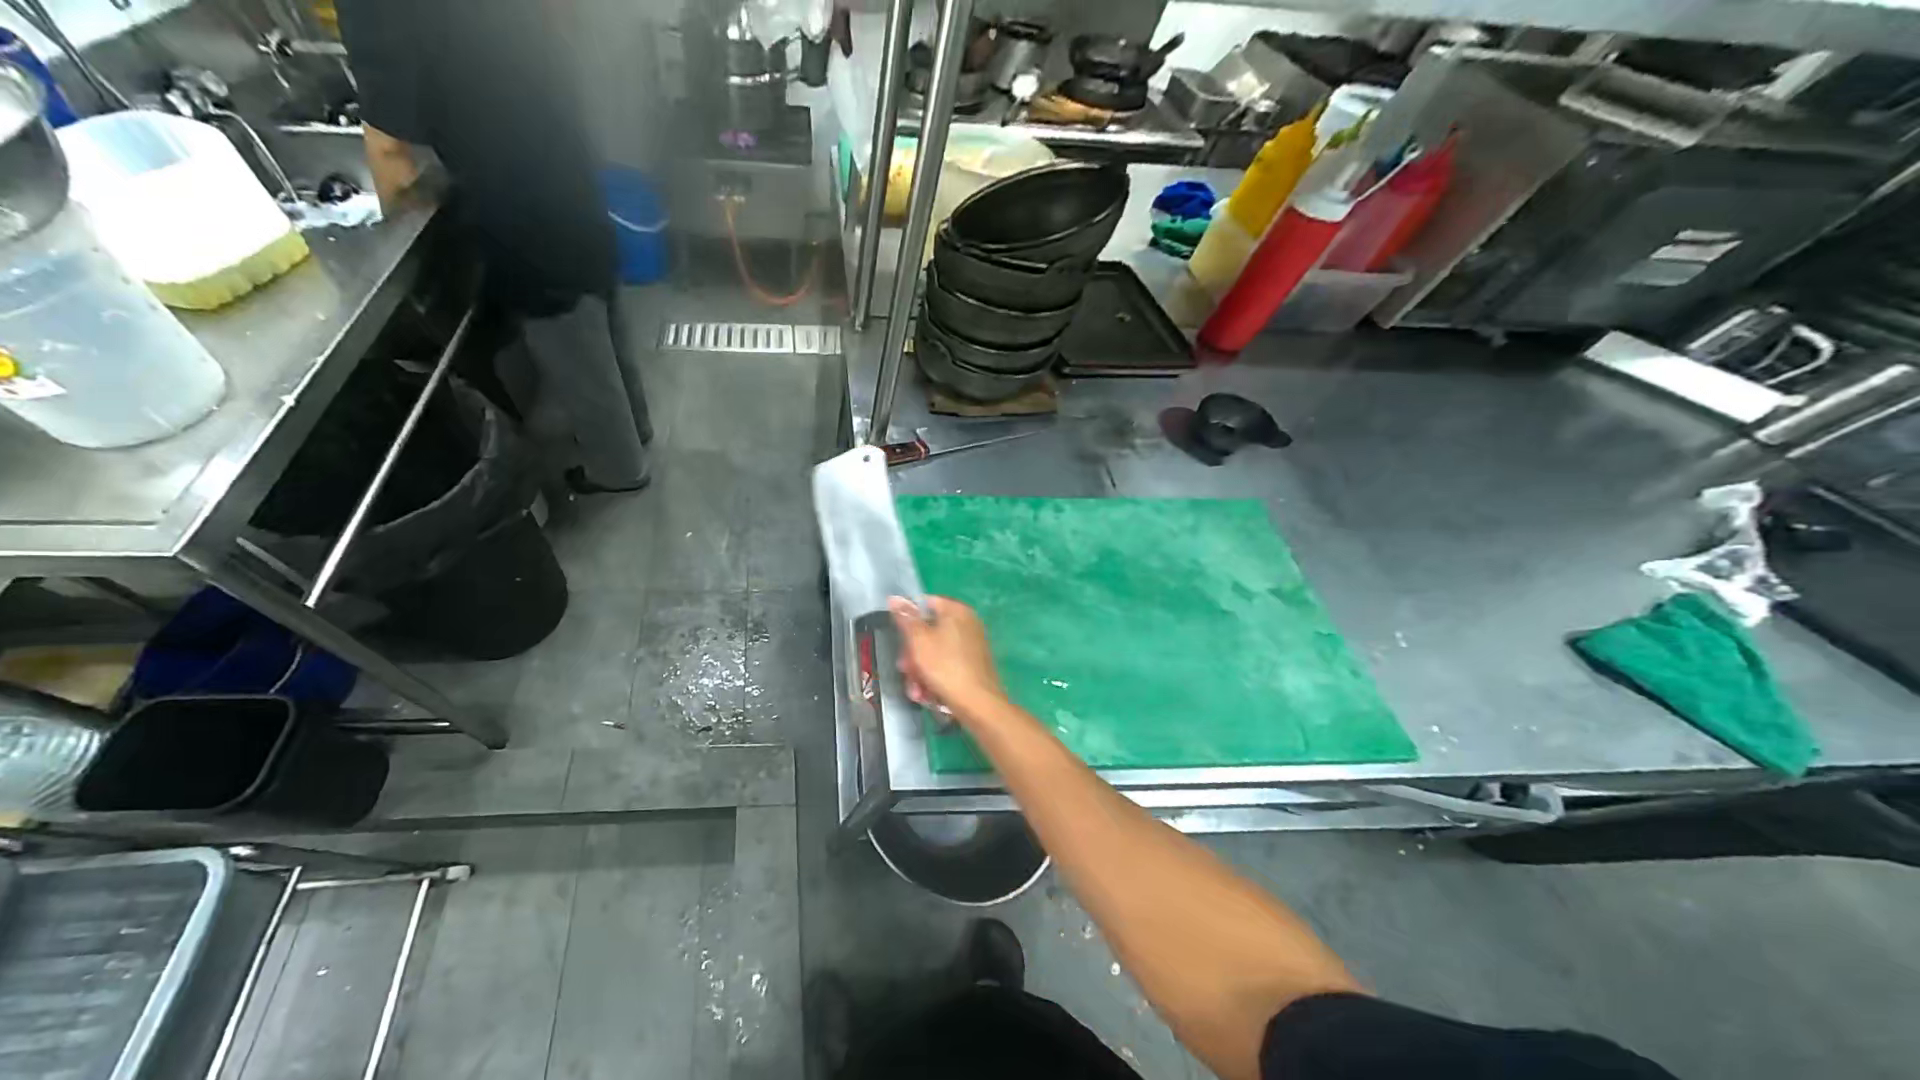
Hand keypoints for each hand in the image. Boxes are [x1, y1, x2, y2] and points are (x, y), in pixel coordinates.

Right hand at [888, 595, 1006, 717]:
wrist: (977, 703)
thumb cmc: (945, 667)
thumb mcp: (919, 640)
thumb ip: (906, 618)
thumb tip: (895, 598)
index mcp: (956, 611)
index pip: (926, 604)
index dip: (908, 620)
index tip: (899, 638)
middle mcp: (967, 624)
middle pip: (928, 631)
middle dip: (913, 654)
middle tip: (906, 669)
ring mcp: (971, 645)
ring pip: (935, 652)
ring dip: (920, 671)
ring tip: (916, 688)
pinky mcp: (973, 665)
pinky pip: (946, 665)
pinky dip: (935, 677)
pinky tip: (927, 693)